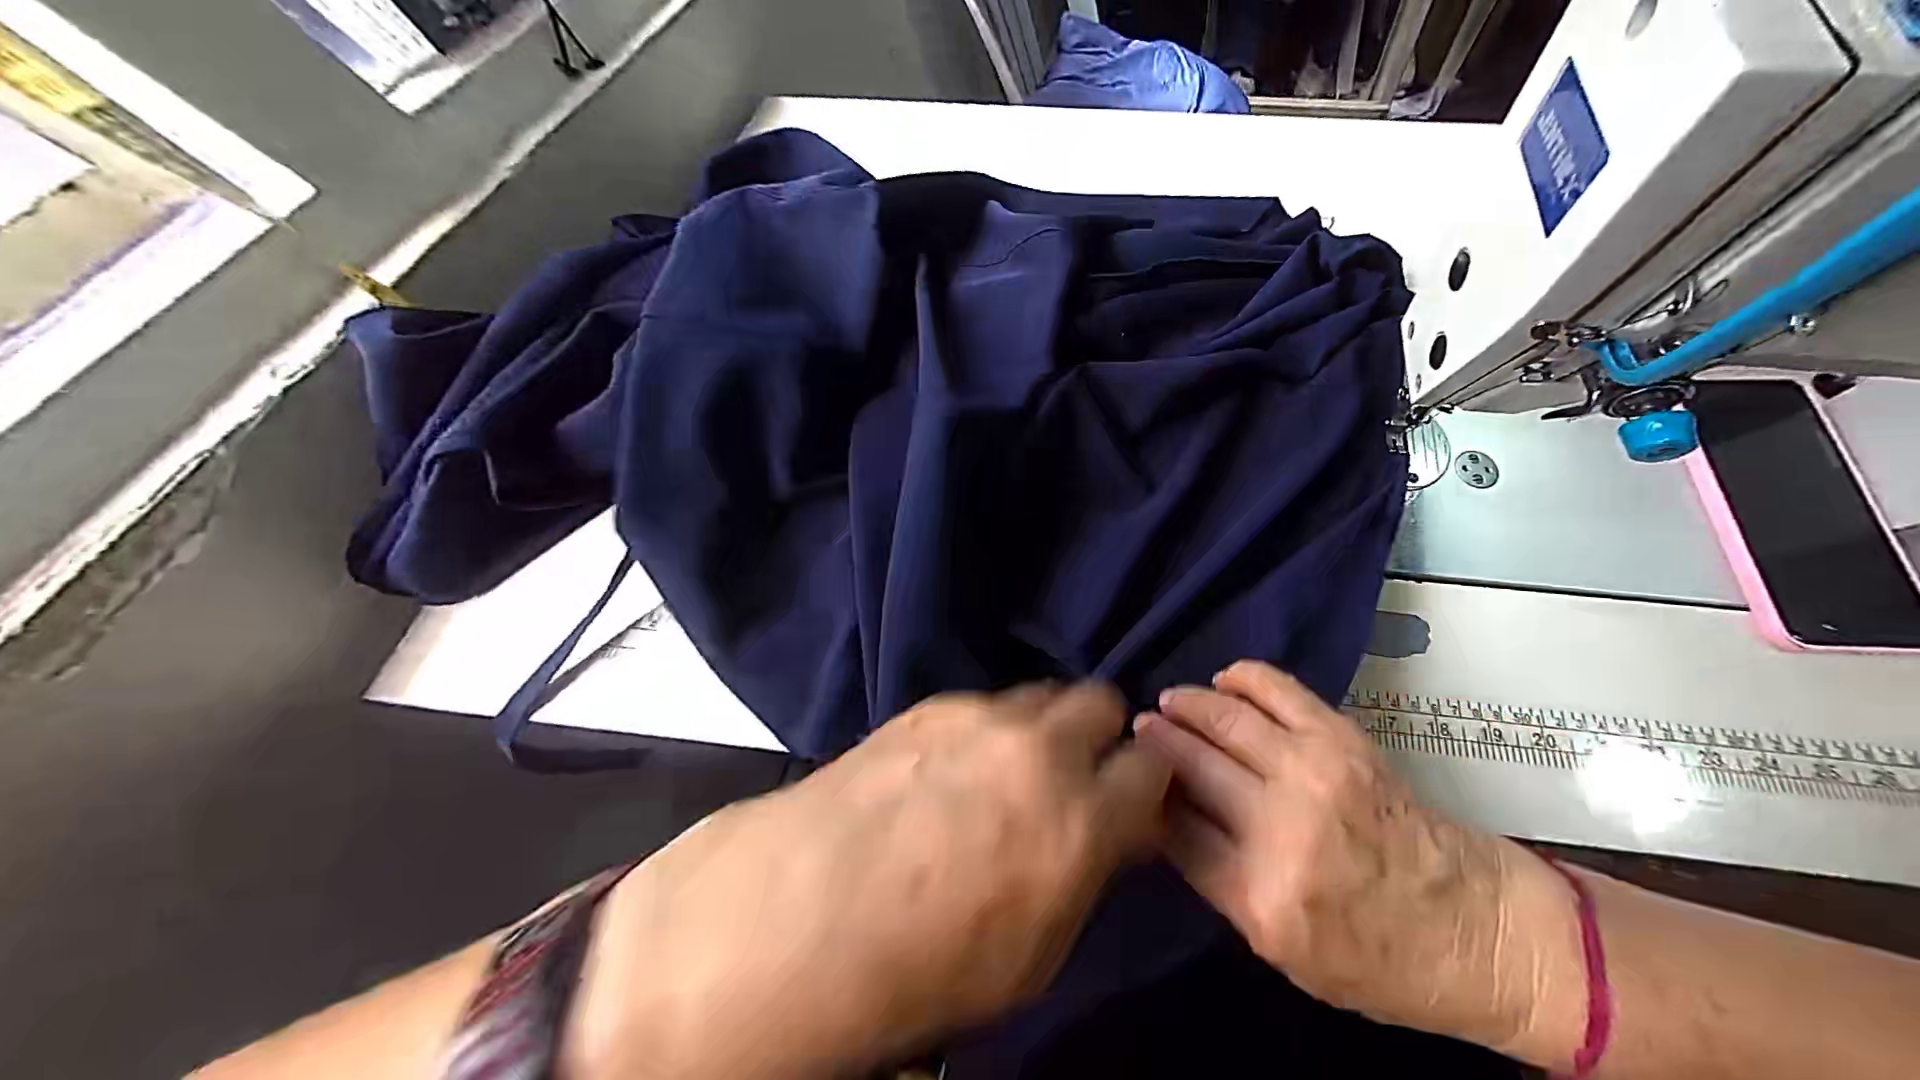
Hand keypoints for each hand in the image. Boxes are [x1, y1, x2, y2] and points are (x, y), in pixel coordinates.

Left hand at [564, 682, 1169, 1078]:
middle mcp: (1035, 749)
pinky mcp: (925, 707)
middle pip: (1100, 701)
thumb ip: (1083, 870)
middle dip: (1102, 734)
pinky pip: (982, 704)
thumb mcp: (1035, 949)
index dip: (1150, 784)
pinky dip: (987, 728)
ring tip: (1008, 769)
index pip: (1153, 768)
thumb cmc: (925, 964)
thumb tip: (1108, 831)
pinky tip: (949, 768)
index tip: (1135, 801)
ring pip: (1039, 695)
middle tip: (1078, 774)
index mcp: (1078, 817)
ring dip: (1041, 726)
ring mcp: (976, 717)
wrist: (798, 913)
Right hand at [1134, 661, 1585, 1067]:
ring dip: (1186, 704)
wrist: (1478, 931)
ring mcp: (1312, 774)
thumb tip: (1166, 810)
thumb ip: (1215, 879)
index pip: (1171, 824)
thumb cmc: (1374, 957)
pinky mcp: (1342, 740)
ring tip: (1170, 702)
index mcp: (1257, 892)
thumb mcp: (1278, 948)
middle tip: (1139, 727)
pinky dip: (1242, 677)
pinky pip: (1277, 689)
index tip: (1131, 775)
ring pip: (1222, 719)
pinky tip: (1223, 680)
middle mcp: (1278, 826)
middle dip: (1155, 740)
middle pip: (1189, 763)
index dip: (1144, 791)